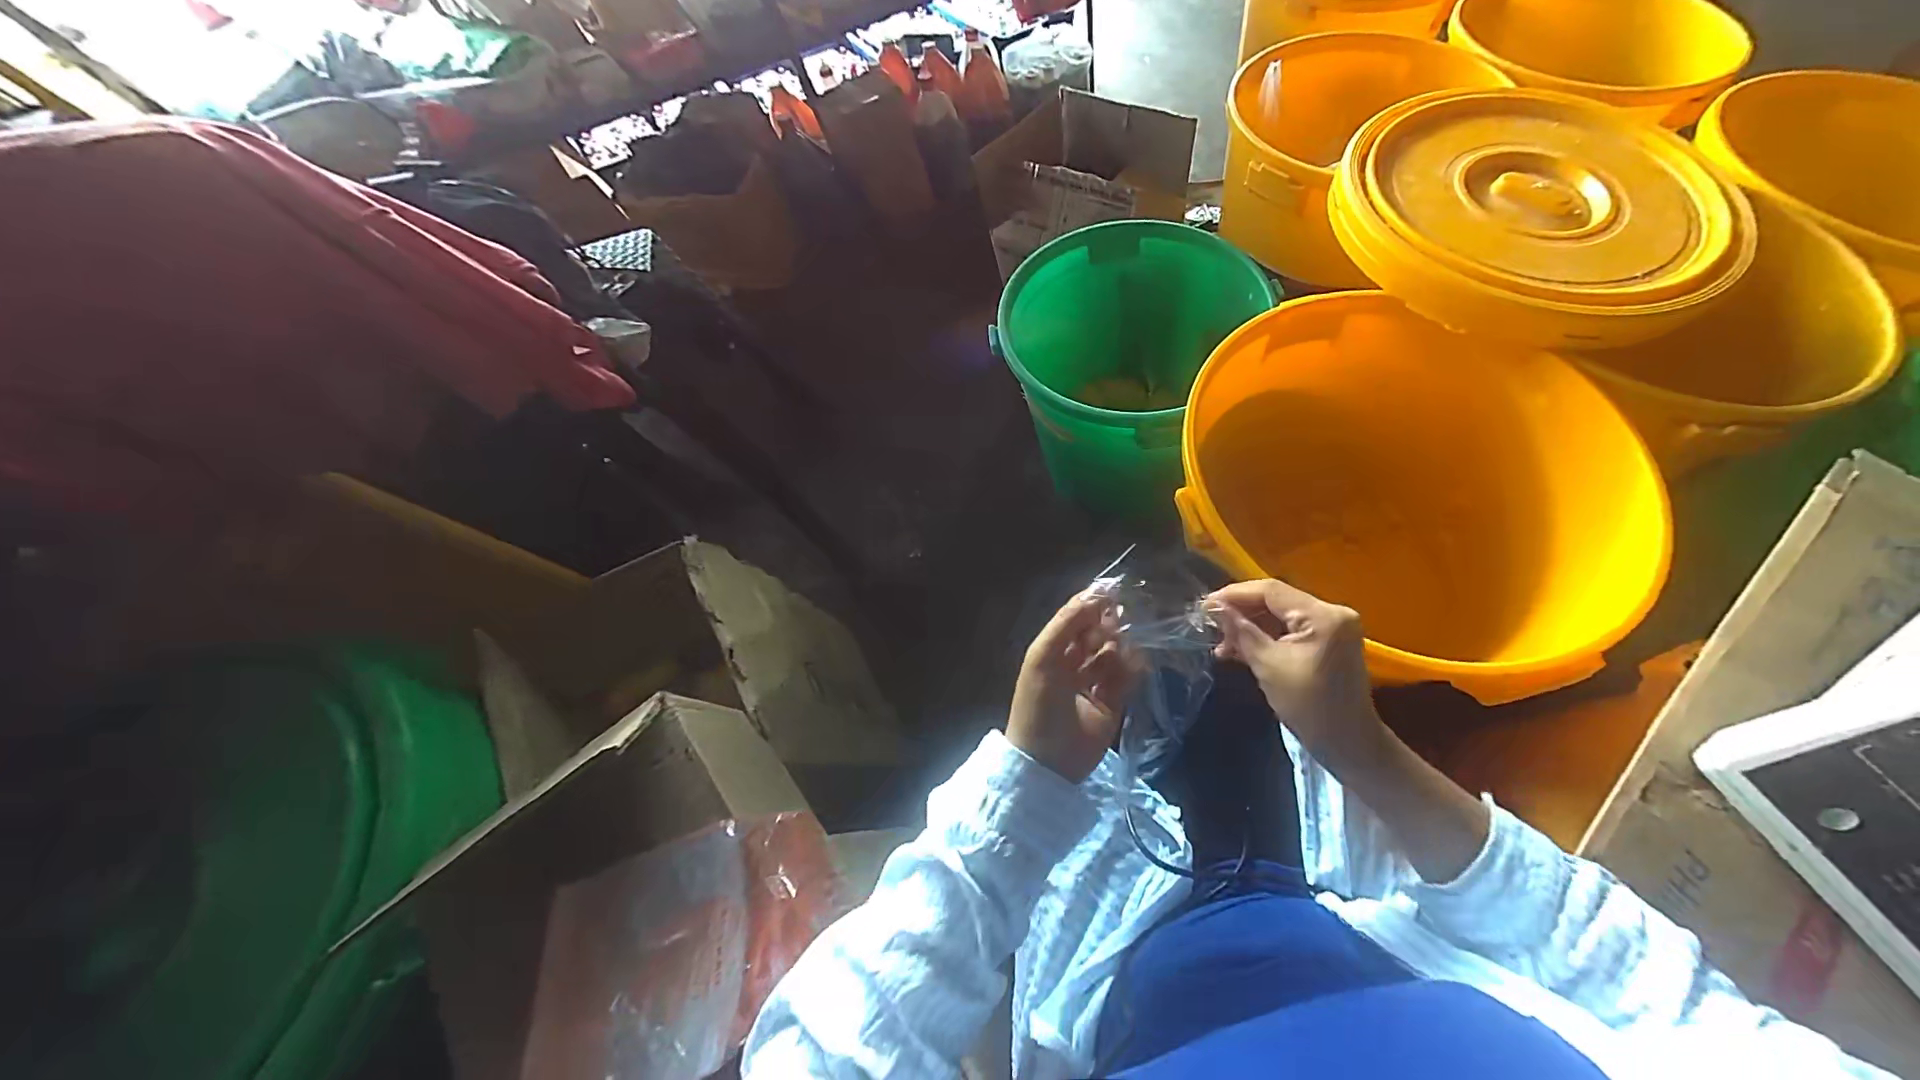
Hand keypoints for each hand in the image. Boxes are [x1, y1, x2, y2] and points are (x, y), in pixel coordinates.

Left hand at [1007, 591, 1135, 781]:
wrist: (1047, 761)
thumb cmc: (1038, 704)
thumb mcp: (1043, 658)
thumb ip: (1066, 624)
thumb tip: (1095, 593)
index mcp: (1051, 651)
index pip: (1074, 620)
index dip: (1092, 606)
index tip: (1115, 593)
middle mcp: (1072, 664)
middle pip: (1097, 635)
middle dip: (1110, 625)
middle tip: (1127, 618)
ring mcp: (1093, 684)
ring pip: (1113, 655)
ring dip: (1122, 647)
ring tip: (1132, 642)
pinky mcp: (1112, 704)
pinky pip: (1126, 679)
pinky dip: (1132, 669)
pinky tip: (1138, 662)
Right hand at [1205, 579, 1385, 770]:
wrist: (1347, 742)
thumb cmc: (1309, 705)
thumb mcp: (1268, 665)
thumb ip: (1240, 631)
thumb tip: (1213, 607)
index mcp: (1323, 616)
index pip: (1271, 591)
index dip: (1234, 594)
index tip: (1204, 606)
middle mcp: (1331, 613)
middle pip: (1275, 600)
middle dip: (1240, 612)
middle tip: (1209, 624)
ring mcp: (1331, 627)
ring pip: (1279, 615)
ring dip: (1249, 626)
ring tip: (1221, 643)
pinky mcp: (1326, 641)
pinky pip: (1288, 629)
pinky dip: (1264, 636)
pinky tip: (1239, 649)